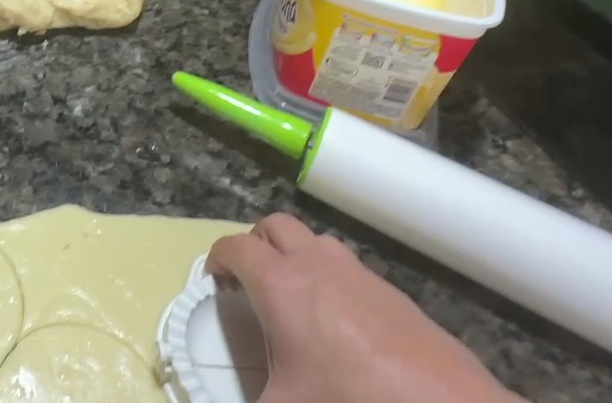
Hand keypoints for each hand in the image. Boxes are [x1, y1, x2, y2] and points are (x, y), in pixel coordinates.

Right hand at [207, 214, 522, 402]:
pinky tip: (344, 328)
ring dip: (297, 256)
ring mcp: (359, 275)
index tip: (216, 280)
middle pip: (275, 226)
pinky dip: (335, 282)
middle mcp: (316, 265)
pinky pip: (351, 270)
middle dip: (256, 245)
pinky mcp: (394, 295)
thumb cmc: (350, 401)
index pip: (235, 246)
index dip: (218, 258)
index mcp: (279, 283)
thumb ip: (251, 401)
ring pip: (316, 241)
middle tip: (252, 282)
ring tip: (297, 300)